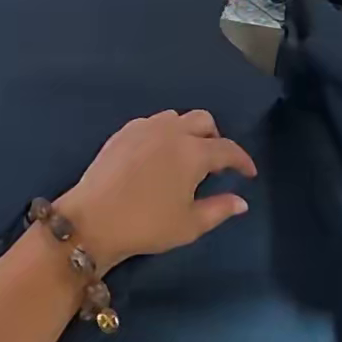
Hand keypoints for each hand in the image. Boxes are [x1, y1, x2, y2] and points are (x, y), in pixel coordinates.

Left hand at [55, 111, 254, 271]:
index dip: (242, 160)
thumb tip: (241, 201)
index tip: (248, 173)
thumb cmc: (146, 224)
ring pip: (175, 117)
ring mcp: (144, 128)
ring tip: (186, 156)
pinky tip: (158, 154)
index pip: (227, 149)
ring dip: (188, 131)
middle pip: (203, 120)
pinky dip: (163, 132)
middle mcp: (171, 131)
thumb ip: (219, 209)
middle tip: (216, 162)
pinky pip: (151, 123)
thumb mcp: (189, 224)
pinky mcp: (122, 132)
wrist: (93, 219)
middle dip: (215, 138)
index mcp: (192, 152)